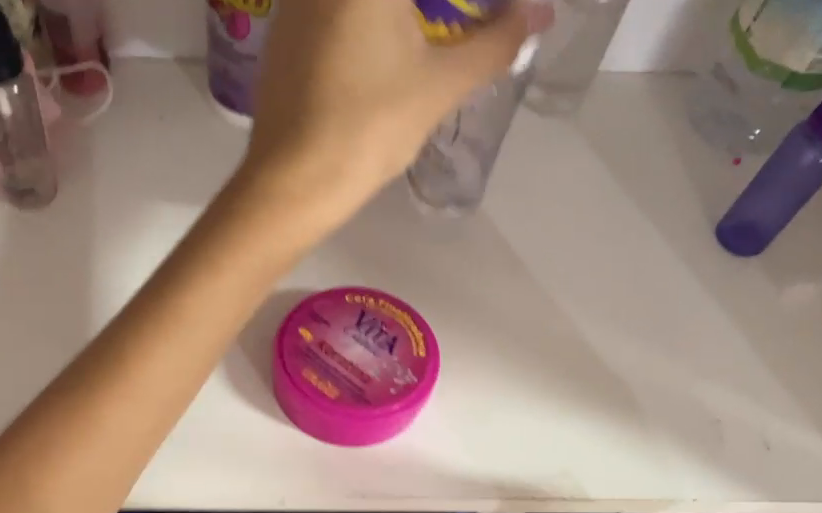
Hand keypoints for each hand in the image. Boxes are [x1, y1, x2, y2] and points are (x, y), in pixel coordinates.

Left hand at [237, 0, 548, 219]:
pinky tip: (383, 48)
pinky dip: (365, 19)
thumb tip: (539, 15)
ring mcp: (296, 2)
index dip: (466, 3)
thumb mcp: (440, 85)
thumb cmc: (367, 129)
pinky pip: (333, 10)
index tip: (489, 14)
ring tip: (431, 32)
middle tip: (468, 22)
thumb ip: (494, 43)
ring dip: (397, 15)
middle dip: (433, 8)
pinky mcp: (282, 34)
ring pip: (360, 1)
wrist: (288, 186)